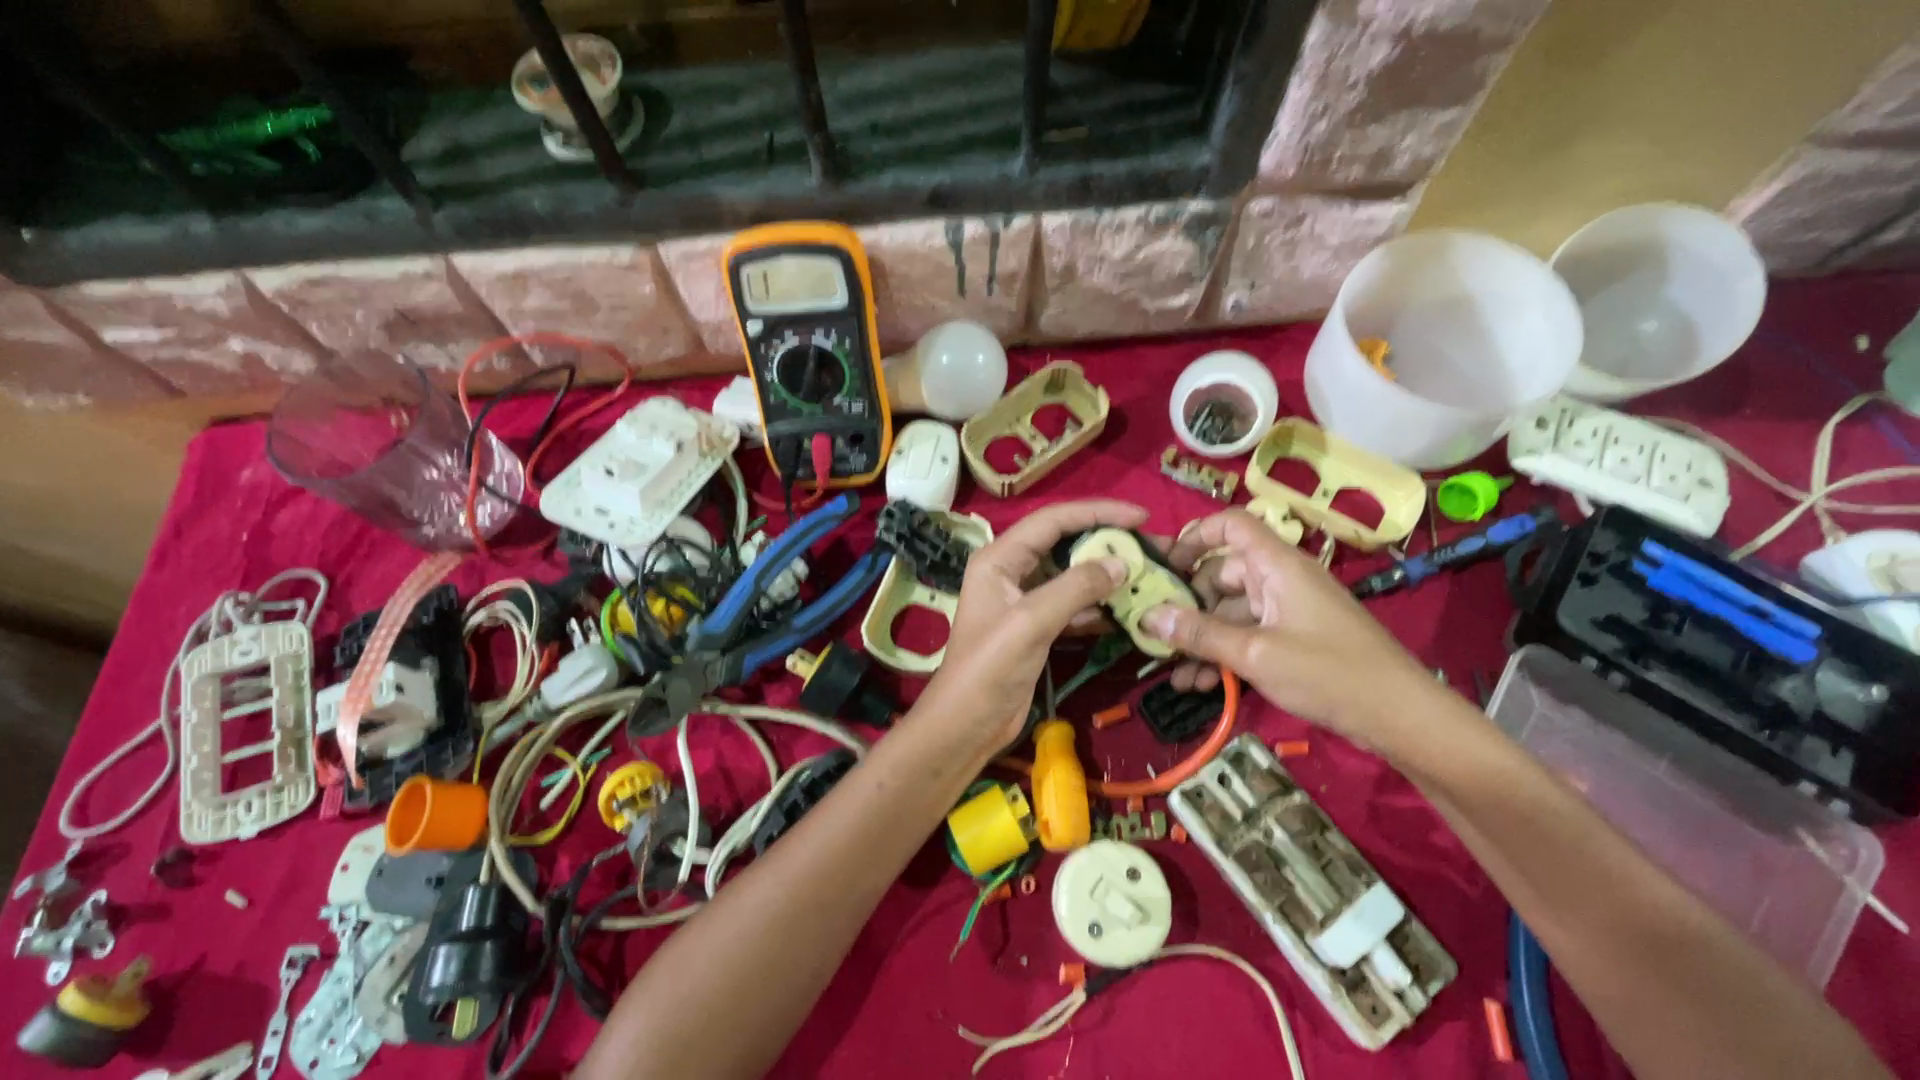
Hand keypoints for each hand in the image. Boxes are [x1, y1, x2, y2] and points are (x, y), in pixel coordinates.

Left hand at [917, 500, 1146, 748]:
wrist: (966, 724)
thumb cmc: (989, 668)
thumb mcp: (1032, 622)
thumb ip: (1076, 588)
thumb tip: (1122, 563)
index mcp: (999, 559)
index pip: (1053, 520)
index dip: (1097, 513)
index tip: (1141, 516)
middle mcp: (1010, 572)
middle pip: (1065, 543)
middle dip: (1107, 542)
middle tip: (1154, 545)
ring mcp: (1024, 601)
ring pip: (1072, 576)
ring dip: (1107, 576)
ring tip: (1150, 574)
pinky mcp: (1037, 629)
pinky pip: (1073, 606)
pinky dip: (1099, 606)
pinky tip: (1130, 609)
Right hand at [1144, 509, 1436, 749]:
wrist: (1398, 716)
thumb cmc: (1328, 673)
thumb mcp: (1255, 654)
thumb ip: (1200, 634)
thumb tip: (1148, 615)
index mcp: (1277, 566)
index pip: (1231, 525)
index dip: (1194, 537)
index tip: (1164, 567)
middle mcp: (1281, 579)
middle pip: (1222, 574)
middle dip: (1188, 605)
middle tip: (1156, 635)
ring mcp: (1288, 610)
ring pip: (1230, 613)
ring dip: (1202, 640)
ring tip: (1175, 676)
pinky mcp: (1293, 639)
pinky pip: (1247, 636)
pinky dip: (1224, 655)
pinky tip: (1199, 684)